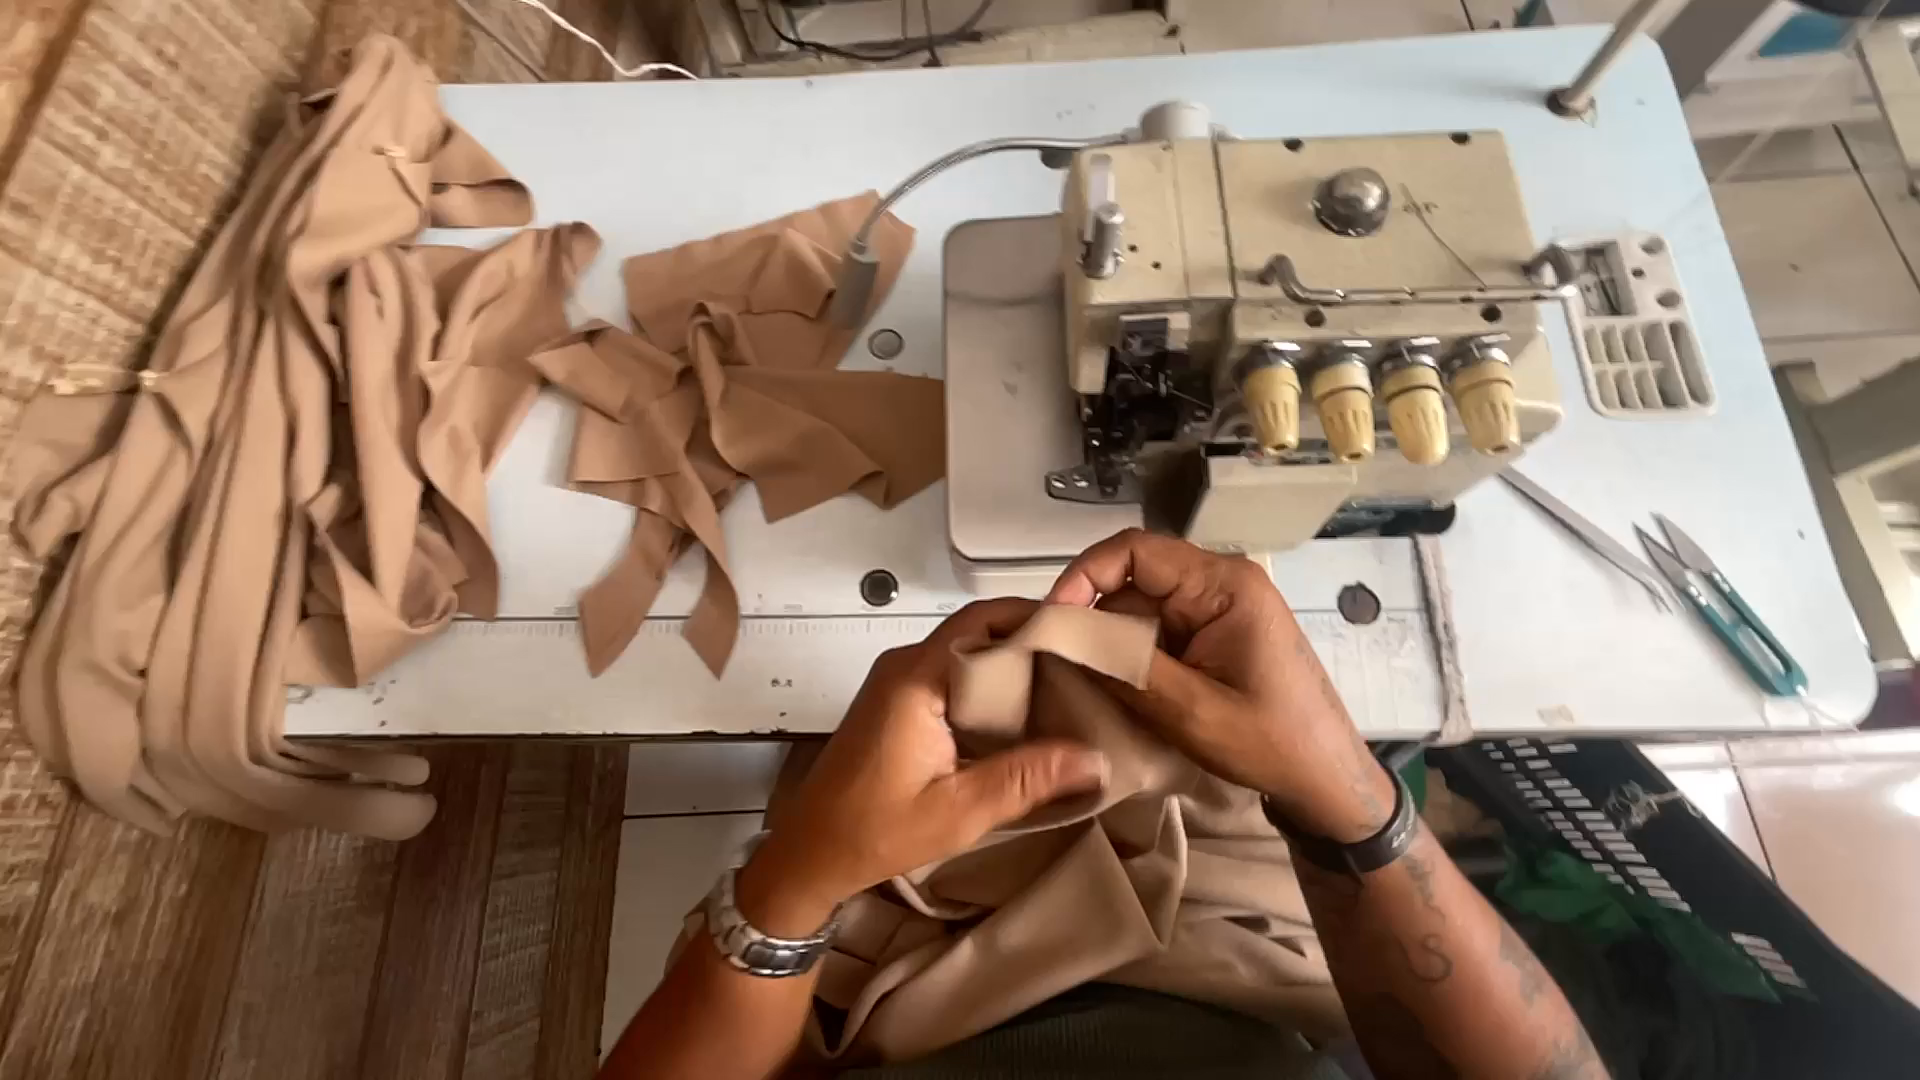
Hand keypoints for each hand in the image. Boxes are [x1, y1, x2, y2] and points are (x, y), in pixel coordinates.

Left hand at [739, 599, 1108, 935]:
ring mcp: (898, 680)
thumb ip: (1026, 778)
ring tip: (1066, 689)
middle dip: (1030, 643)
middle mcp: (905, 665)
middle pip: (976, 631)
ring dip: (1011, 666)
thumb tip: (1095, 759)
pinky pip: (951, 675)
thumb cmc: (875, 832)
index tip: (1081, 636)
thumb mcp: (959, 811)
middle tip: (1084, 667)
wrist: (809, 852)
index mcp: (916, 678)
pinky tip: (1023, 715)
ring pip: (965, 653)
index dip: (1033, 618)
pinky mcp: (898, 699)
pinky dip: (988, 686)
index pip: (981, 620)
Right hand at [1047, 528, 1393, 840]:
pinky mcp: (1208, 633)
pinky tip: (1115, 686)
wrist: (1327, 781)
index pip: (1134, 550)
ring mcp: (1213, 608)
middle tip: (1057, 660)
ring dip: (1109, 642)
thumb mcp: (1193, 712)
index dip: (1083, 575)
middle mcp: (1217, 583)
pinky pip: (1153, 630)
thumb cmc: (1273, 744)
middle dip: (1091, 618)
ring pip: (1136, 608)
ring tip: (1082, 680)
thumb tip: (1058, 640)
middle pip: (1130, 581)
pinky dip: (1128, 655)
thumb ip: (1125, 670)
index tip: (1052, 619)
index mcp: (1222, 584)